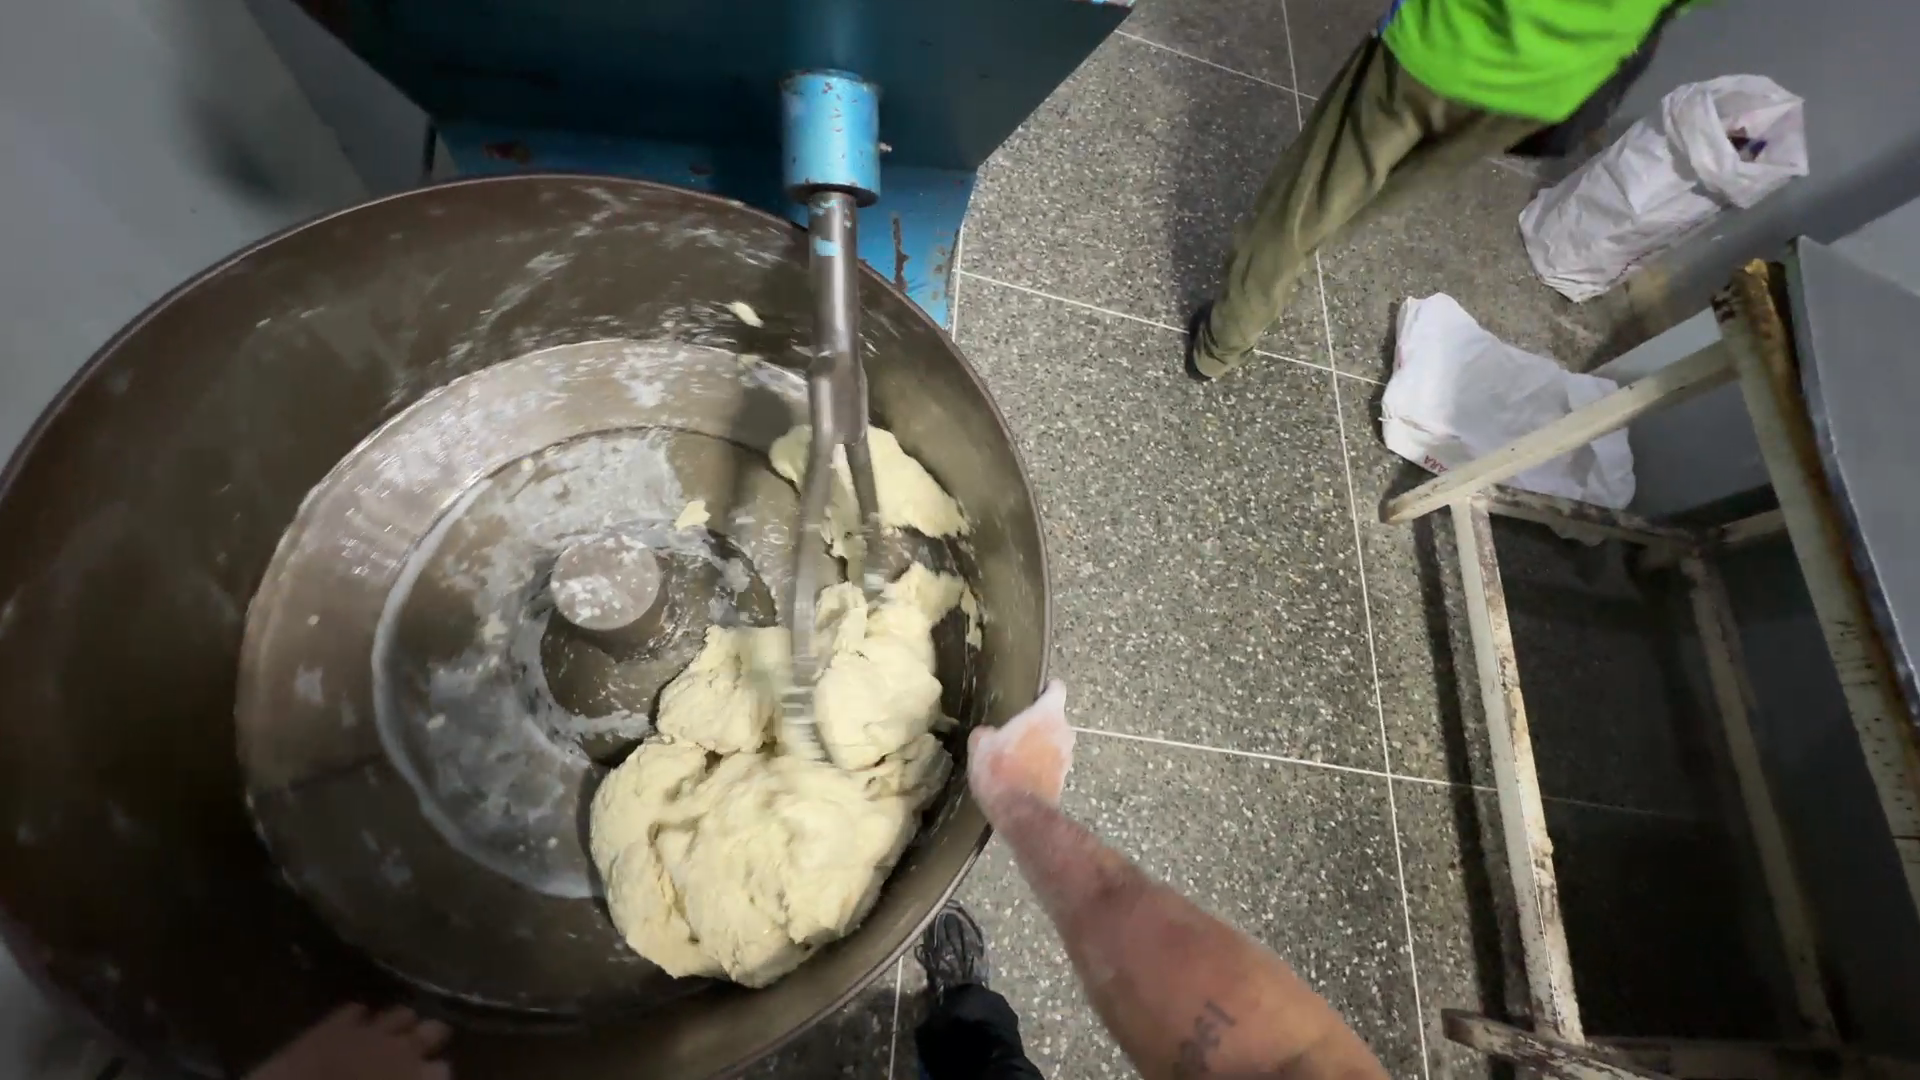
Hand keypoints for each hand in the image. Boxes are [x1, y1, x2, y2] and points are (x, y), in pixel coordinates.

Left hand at [247, 1004, 451, 1079]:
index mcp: (413, 1078)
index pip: (442, 1071)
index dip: (434, 1077)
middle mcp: (403, 1049)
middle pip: (435, 1031)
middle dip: (426, 1043)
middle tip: (412, 1060)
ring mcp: (369, 1032)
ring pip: (401, 1014)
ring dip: (398, 1027)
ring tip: (387, 1040)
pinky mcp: (334, 1026)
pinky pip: (356, 1011)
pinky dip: (357, 1019)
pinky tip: (352, 1029)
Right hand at [967, 681, 1073, 812]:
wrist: (1019, 813)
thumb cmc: (1001, 768)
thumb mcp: (981, 745)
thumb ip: (986, 733)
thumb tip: (988, 734)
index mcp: (1047, 714)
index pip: (1056, 689)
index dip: (1046, 688)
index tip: (1035, 691)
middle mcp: (1064, 732)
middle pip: (1055, 718)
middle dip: (1039, 721)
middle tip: (1017, 727)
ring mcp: (1067, 757)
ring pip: (1055, 742)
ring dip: (1041, 744)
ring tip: (1017, 753)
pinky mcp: (1063, 779)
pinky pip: (1052, 764)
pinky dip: (1040, 765)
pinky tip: (1021, 774)